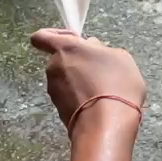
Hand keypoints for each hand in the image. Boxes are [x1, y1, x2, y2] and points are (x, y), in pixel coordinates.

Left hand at [30, 29, 146, 136]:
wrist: (106, 125)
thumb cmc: (116, 84)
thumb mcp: (120, 57)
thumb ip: (100, 49)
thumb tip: (90, 48)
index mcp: (65, 49)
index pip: (41, 37)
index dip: (54, 35)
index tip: (74, 40)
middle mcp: (53, 68)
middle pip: (60, 60)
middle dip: (77, 63)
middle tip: (99, 71)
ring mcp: (54, 91)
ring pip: (65, 80)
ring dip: (79, 82)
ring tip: (102, 91)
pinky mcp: (58, 111)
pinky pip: (69, 98)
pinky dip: (80, 99)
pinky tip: (98, 105)